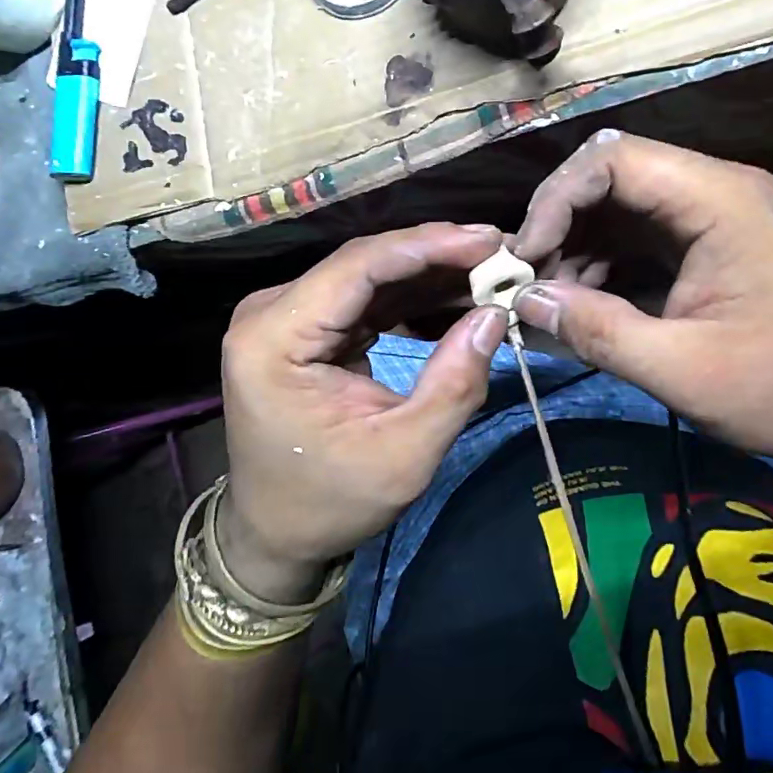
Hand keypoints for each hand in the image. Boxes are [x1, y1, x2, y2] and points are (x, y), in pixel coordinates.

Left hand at [219, 223, 509, 601]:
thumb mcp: (403, 457)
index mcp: (273, 338)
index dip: (427, 247)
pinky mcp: (300, 330)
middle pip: (361, 266)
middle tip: (502, 256)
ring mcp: (282, 318)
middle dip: (434, 258)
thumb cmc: (329, 502)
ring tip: (490, 275)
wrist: (273, 530)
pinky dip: (408, 301)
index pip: (356, 268)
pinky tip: (455, 300)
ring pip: (366, 279)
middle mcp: (269, 313)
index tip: (490, 241)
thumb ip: (453, 385)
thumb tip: (495, 315)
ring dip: (427, 277)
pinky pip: (361, 302)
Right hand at [509, 131, 772, 463]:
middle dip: (557, 226)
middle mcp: (716, 192)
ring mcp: (717, 218)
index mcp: (719, 201)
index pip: (610, 159)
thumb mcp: (686, 370)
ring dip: (575, 249)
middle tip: (527, 283)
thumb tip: (525, 302)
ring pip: (620, 209)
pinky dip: (603, 266)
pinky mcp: (715, 246)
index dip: (554, 200)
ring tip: (551, 303)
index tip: (526, 259)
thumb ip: (598, 332)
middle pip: (610, 178)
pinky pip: (641, 238)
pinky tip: (586, 306)